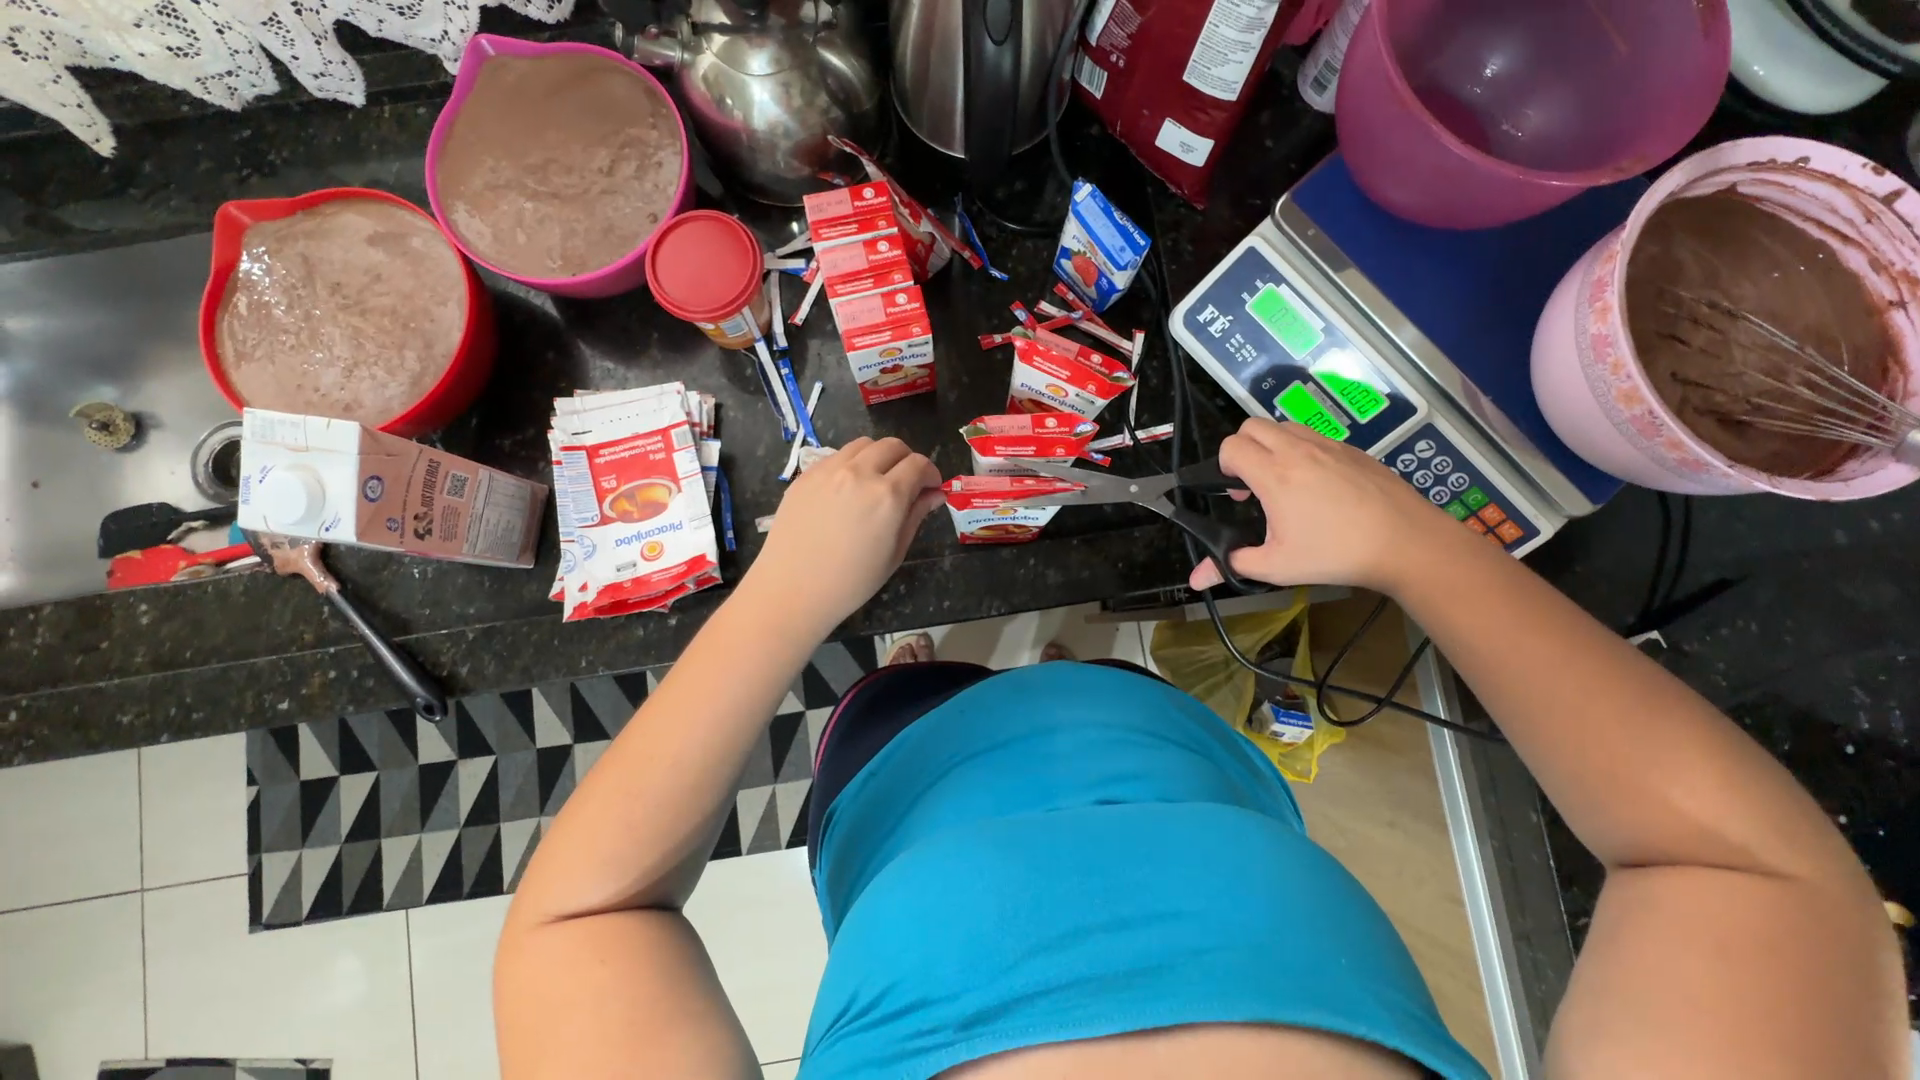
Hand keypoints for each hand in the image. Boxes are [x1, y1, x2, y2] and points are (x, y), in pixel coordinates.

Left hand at [746, 437, 942, 630]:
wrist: (792, 589)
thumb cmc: (851, 582)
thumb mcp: (894, 553)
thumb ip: (915, 516)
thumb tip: (934, 494)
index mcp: (888, 495)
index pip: (918, 465)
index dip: (931, 474)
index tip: (931, 488)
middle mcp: (860, 473)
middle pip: (892, 446)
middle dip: (907, 459)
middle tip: (907, 482)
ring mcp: (829, 470)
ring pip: (863, 444)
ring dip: (878, 456)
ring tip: (876, 480)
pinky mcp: (806, 475)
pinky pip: (836, 456)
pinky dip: (851, 464)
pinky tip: (847, 490)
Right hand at [1190, 419, 1455, 593]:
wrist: (1404, 542)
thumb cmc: (1335, 554)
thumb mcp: (1278, 566)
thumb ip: (1232, 565)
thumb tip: (1197, 579)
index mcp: (1274, 474)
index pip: (1231, 447)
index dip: (1224, 466)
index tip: (1236, 492)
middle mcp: (1297, 450)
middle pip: (1252, 425)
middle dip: (1243, 448)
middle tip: (1253, 482)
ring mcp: (1328, 445)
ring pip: (1284, 425)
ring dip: (1273, 445)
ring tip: (1283, 480)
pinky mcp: (1352, 449)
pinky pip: (1314, 436)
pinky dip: (1303, 450)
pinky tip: (1318, 484)